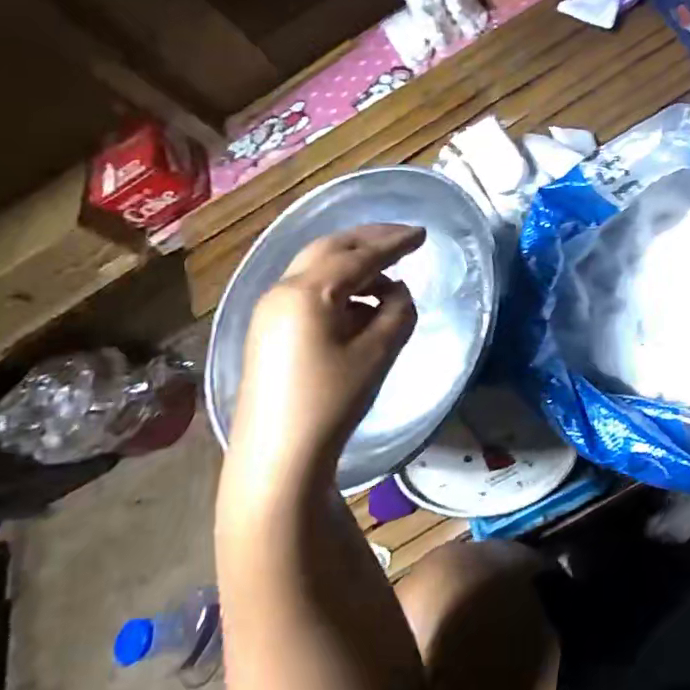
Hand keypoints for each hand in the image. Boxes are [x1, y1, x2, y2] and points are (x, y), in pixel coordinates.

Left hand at [224, 224, 422, 506]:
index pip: (359, 255)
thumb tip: (398, 291)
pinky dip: (337, 287)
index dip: (394, 243)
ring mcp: (269, 310)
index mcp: (308, 292)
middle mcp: (282, 290)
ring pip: (316, 269)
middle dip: (369, 241)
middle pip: (330, 249)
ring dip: (353, 266)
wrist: (277, 455)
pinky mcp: (267, 330)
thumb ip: (398, 311)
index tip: (422, 234)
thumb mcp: (378, 354)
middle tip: (403, 238)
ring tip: (387, 280)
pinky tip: (359, 307)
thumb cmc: (332, 401)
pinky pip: (306, 291)